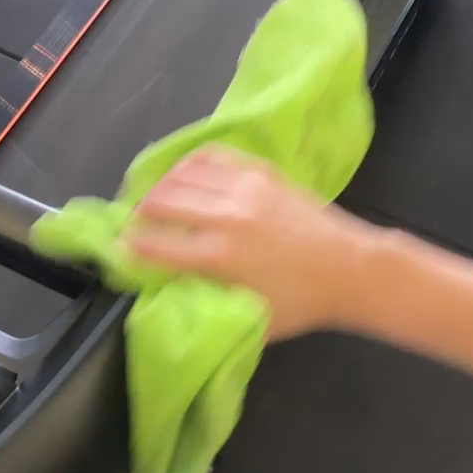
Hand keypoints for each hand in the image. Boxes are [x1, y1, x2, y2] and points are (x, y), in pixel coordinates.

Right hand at [127, 147, 377, 338]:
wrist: (353, 269)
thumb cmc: (301, 303)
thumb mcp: (249, 317)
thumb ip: (208, 304)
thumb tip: (172, 291)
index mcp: (221, 258)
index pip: (157, 245)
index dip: (130, 245)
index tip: (119, 245)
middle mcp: (227, 217)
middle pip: (162, 201)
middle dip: (140, 210)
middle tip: (136, 220)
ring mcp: (244, 188)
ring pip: (182, 173)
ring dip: (160, 184)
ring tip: (156, 196)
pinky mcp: (260, 172)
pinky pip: (211, 155)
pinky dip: (190, 162)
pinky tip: (184, 173)